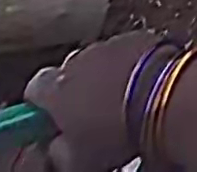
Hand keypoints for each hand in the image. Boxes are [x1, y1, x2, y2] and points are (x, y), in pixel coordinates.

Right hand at [21, 31, 162, 171]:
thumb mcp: (78, 161)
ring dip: (102, 77)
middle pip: (68, 72)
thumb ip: (58, 153)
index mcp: (57, 88)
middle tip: (88, 117)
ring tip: (119, 103)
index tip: (49, 121)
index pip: (34, 89)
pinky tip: (139, 86)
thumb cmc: (115, 132)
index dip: (40, 106)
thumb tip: (57, 147)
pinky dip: (126, 65)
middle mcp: (79, 58)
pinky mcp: (136, 37)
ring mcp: (108, 44)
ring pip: (97, 61)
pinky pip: (123, 52)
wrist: (162, 94)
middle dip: (74, 91)